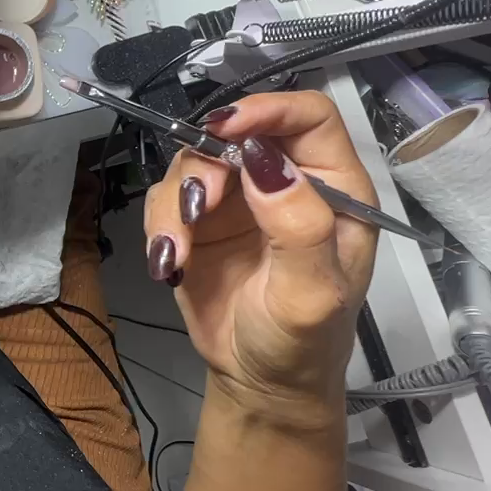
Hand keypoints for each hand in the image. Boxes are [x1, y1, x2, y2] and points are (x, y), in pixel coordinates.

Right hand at [143, 92, 377, 415]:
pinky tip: (169, 263)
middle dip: (204, 167)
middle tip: (194, 209)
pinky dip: (159, 227)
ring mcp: (236, 202)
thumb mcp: (309, 293)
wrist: (257, 381)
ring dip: (174, 206)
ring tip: (175, 253)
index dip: (267, 109)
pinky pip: (164, 199)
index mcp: (332, 191)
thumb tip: (262, 159)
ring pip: (190, 165)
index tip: (223, 128)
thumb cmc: (300, 343)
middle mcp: (282, 185)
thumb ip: (297, 225)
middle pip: (234, 137)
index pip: (308, 118)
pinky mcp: (196, 222)